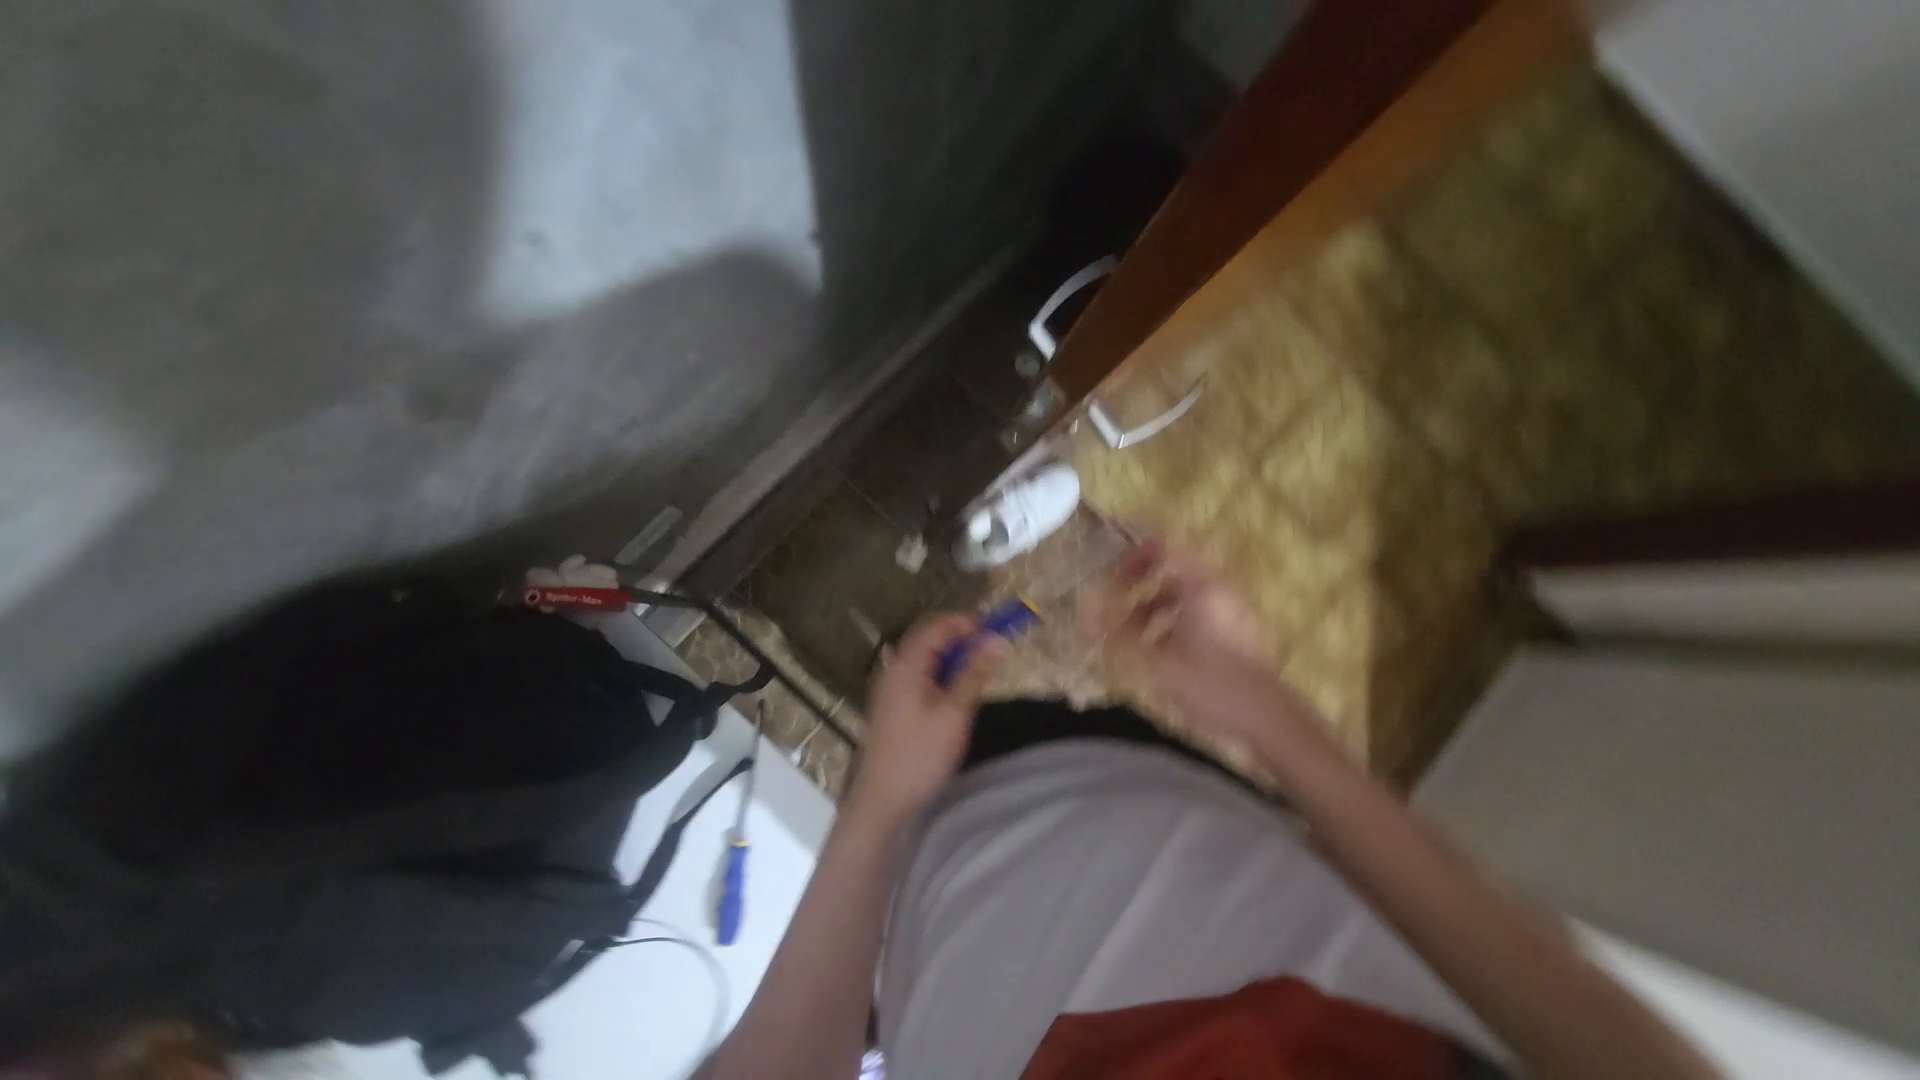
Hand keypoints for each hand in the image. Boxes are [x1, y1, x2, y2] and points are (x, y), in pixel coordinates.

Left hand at [847, 614, 1006, 822]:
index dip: (968, 621)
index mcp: (906, 665)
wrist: (882, 799)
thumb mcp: (955, 713)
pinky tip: (958, 689)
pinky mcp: (893, 706)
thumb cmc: (920, 755)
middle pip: (930, 638)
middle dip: (963, 637)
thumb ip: (974, 673)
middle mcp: (894, 669)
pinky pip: (920, 676)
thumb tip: (997, 640)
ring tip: (982, 667)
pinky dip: (942, 674)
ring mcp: (891, 688)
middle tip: (994, 646)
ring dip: (954, 657)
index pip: (938, 626)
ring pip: (926, 658)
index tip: (999, 626)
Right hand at [1083, 540, 1290, 740]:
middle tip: (1112, 591)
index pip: (1165, 543)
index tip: (1108, 551)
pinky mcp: (1235, 628)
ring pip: (1183, 589)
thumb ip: (1119, 634)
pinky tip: (1154, 646)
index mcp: (1203, 586)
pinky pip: (1196, 608)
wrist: (1268, 718)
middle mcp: (1219, 587)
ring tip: (1126, 626)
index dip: (1133, 542)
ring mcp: (1230, 607)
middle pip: (1173, 563)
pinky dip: (1170, 616)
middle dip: (1138, 574)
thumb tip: (1086, 612)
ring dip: (1151, 599)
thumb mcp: (1158, 661)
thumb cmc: (1212, 685)